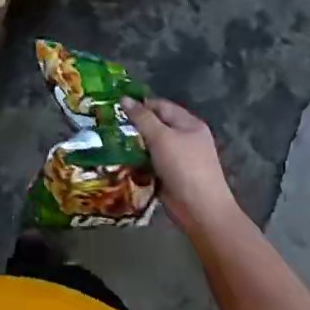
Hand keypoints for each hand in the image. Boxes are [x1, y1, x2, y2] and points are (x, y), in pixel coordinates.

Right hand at [122, 97, 239, 232]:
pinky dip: (137, 161)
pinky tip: (119, 160)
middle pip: (155, 125)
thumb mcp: (161, 137)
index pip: (160, 106)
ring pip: (151, 145)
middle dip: (134, 126)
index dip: (139, 105)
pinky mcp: (169, 175)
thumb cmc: (184, 167)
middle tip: (109, 125)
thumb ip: (142, 117)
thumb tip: (124, 98)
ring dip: (134, 144)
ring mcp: (177, 158)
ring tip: (109, 141)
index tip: (115, 108)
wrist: (200, 211)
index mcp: (188, 123)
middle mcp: (184, 138)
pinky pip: (150, 162)